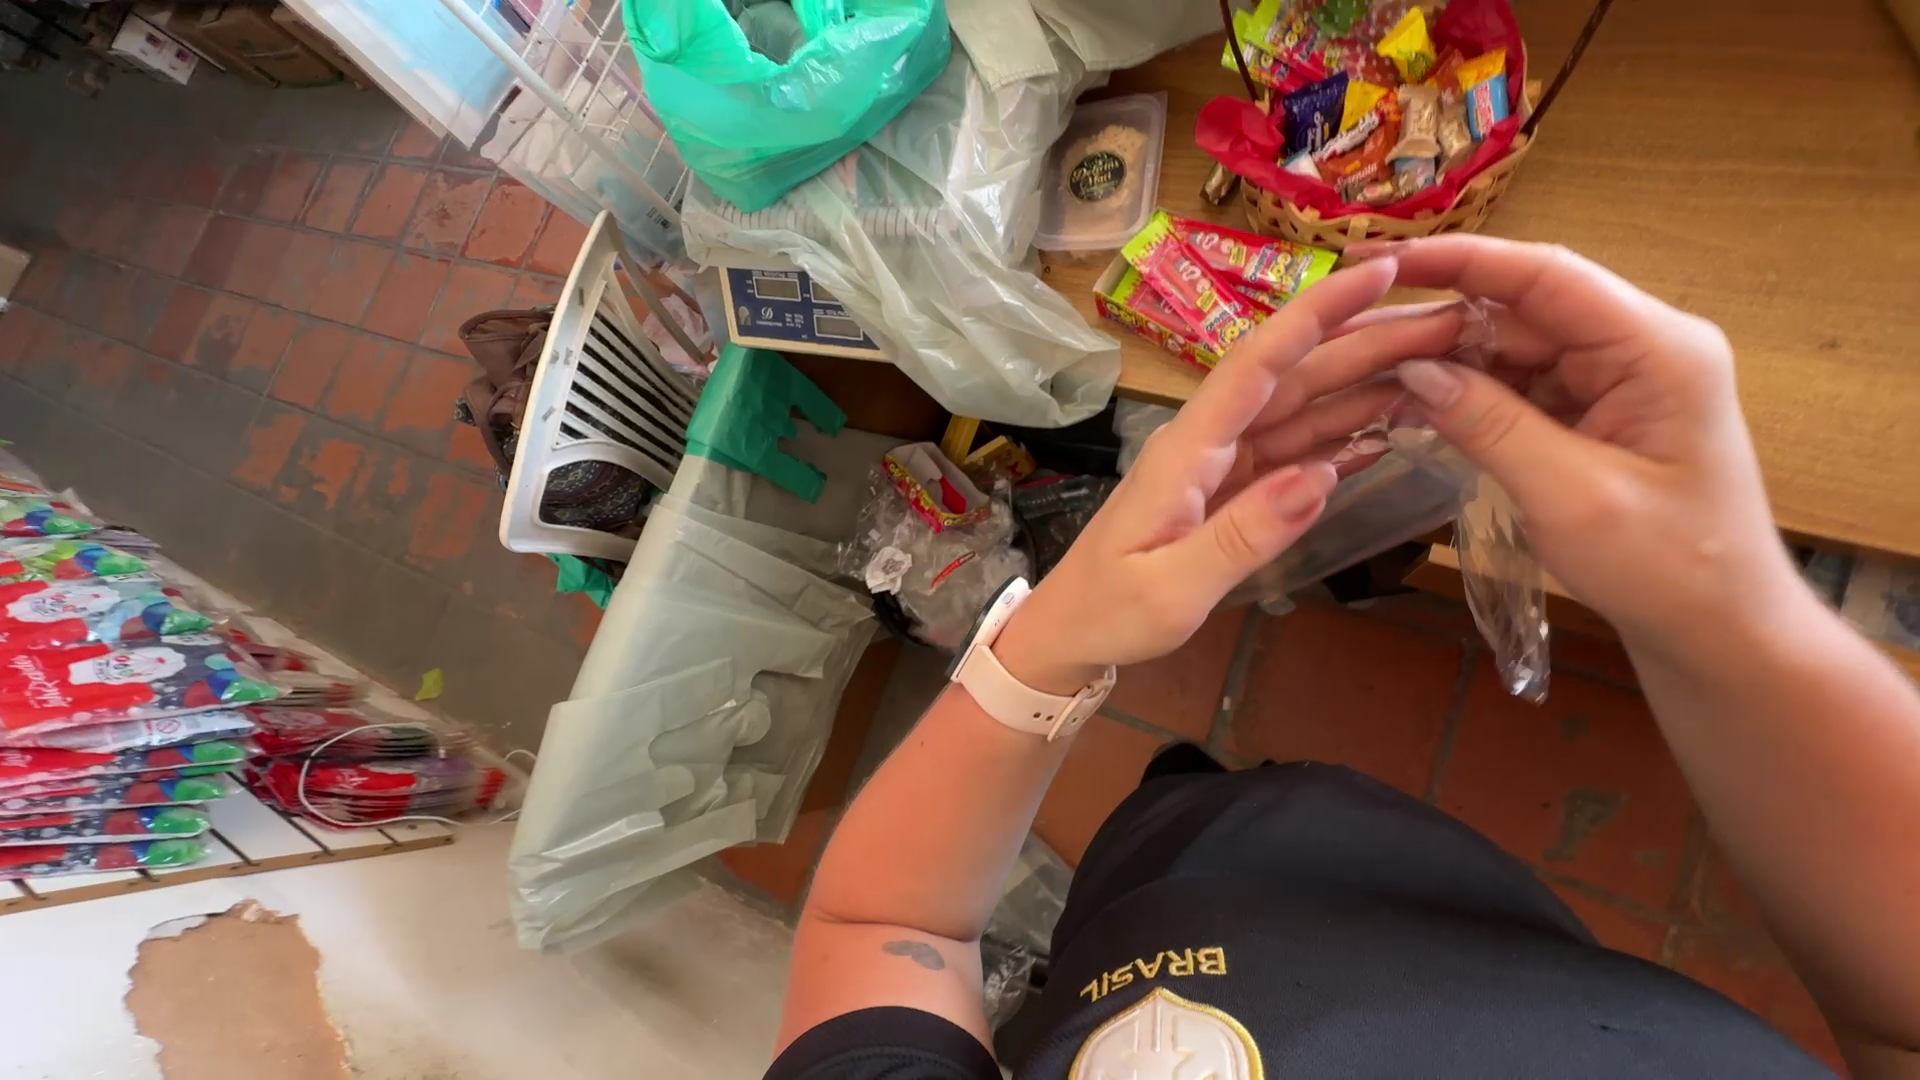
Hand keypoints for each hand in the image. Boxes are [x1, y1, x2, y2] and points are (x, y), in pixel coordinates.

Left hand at [995, 257, 1464, 693]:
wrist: (1072, 631)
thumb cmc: (1110, 611)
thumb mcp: (1172, 587)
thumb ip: (1241, 534)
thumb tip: (1318, 477)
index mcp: (1185, 453)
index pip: (1254, 366)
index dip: (1315, 315)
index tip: (1380, 271)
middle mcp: (1205, 446)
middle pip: (1290, 380)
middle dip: (1366, 345)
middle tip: (1454, 322)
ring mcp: (1219, 469)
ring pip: (1298, 413)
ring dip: (1364, 388)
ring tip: (1442, 365)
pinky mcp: (1228, 494)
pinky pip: (1291, 457)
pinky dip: (1339, 442)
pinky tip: (1388, 432)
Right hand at [1354, 235, 1802, 653]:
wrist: (1713, 621)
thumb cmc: (1665, 563)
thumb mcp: (1569, 494)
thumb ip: (1490, 425)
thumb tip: (1412, 371)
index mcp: (1653, 349)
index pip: (1544, 278)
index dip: (1458, 260)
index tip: (1378, 260)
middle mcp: (1630, 346)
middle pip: (1515, 310)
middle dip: (1431, 318)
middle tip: (1348, 334)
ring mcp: (1605, 378)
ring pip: (1503, 347)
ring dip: (1436, 359)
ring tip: (1361, 369)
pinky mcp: (1582, 408)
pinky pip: (1506, 384)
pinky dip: (1455, 393)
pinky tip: (1405, 400)